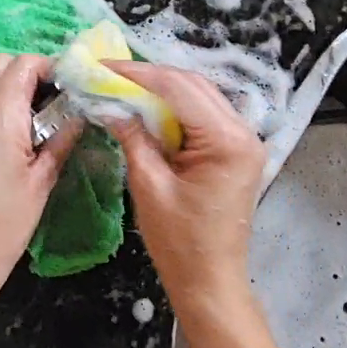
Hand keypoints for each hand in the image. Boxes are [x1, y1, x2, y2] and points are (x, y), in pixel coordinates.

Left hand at [0, 54, 79, 297]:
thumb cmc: (8, 221)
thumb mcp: (43, 179)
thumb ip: (61, 137)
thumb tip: (80, 111)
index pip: (21, 67)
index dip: (47, 67)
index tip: (65, 84)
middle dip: (26, 68)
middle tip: (49, 93)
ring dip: (4, 77)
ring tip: (28, 103)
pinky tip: (6, 118)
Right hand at [104, 61, 266, 308]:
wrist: (209, 280)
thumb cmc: (179, 241)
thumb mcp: (148, 185)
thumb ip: (132, 137)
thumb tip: (109, 104)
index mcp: (226, 141)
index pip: (178, 88)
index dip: (138, 73)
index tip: (103, 67)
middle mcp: (243, 133)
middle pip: (193, 85)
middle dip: (149, 77)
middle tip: (109, 75)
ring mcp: (243, 141)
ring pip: (198, 95)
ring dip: (161, 90)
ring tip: (123, 87)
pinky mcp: (234, 150)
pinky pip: (202, 114)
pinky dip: (174, 108)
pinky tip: (147, 109)